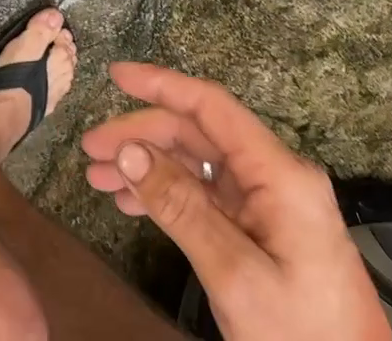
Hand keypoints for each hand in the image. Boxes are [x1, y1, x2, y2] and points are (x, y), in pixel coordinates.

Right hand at [83, 62, 391, 340]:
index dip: (161, 84)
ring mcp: (270, 205)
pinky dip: (167, 195)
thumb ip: (180, 207)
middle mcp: (275, 178)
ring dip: (148, 166)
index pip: (211, 107)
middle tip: (91, 150)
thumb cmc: (300, 334)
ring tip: (99, 178)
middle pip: (198, 135)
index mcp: (279, 174)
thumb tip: (129, 149)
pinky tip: (133, 204)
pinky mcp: (264, 231)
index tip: (115, 75)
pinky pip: (207, 196)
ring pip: (197, 165)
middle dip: (142, 135)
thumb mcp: (234, 273)